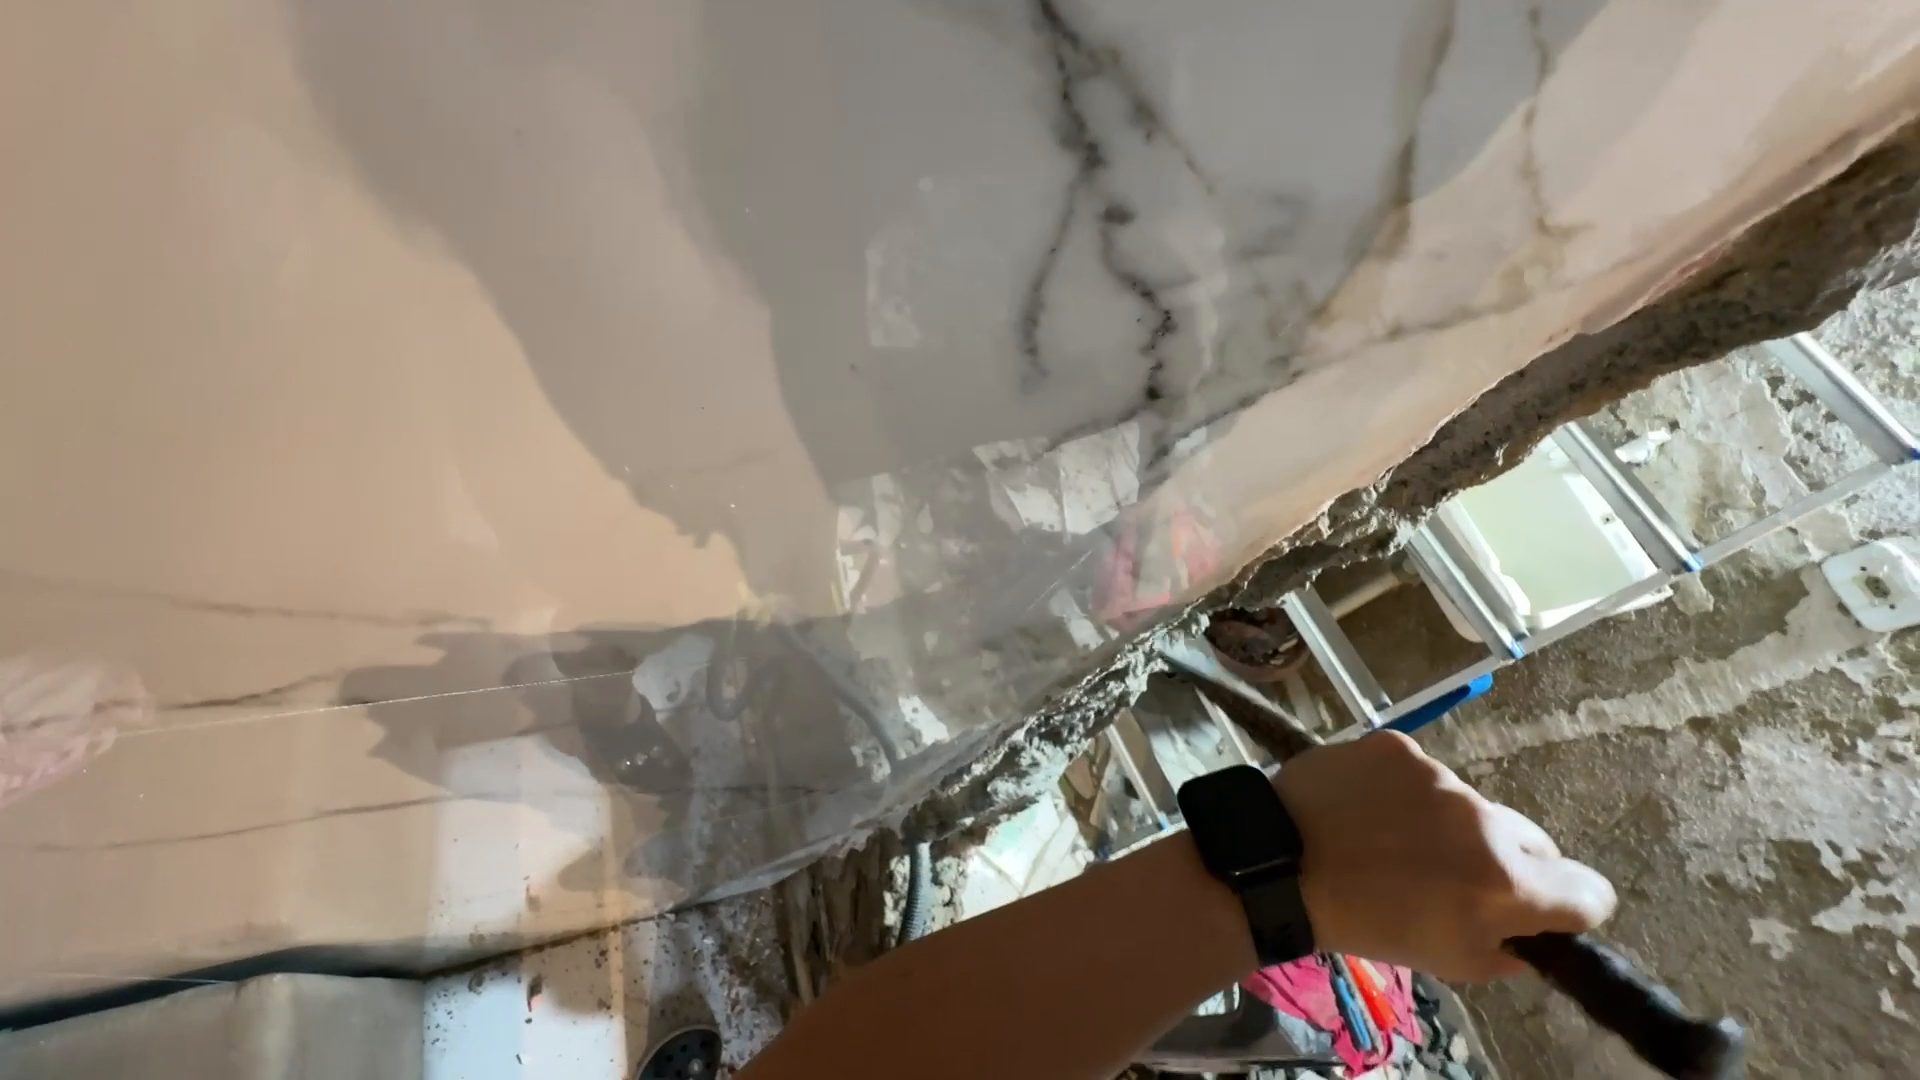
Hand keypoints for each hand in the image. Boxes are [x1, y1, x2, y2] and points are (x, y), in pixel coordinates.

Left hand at [1274, 732, 1615, 981]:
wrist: (1279, 859)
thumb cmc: (1363, 920)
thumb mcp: (1448, 960)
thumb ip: (1508, 948)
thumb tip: (1530, 933)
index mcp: (1507, 880)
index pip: (1590, 890)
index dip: (1567, 904)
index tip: (1538, 907)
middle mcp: (1482, 818)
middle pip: (1529, 838)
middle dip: (1505, 858)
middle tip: (1449, 870)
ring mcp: (1436, 774)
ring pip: (1467, 802)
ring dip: (1448, 819)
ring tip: (1391, 835)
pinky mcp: (1395, 745)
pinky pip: (1420, 771)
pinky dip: (1404, 788)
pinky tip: (1367, 804)